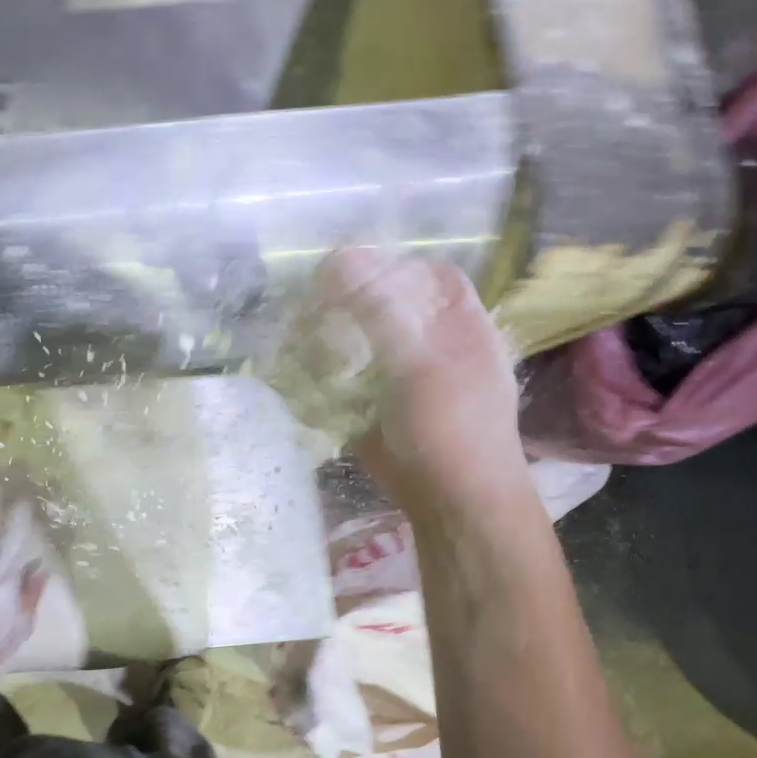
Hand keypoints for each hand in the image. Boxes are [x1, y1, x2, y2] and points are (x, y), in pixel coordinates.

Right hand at [325, 248, 531, 512]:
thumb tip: (338, 257)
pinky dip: (320, 367)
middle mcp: (431, 341)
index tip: (343, 266)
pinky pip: (343, 375)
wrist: (449, 499)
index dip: (390, 263)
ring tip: (298, 329)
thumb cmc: (451, 427)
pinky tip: (299, 363)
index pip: (426, 274)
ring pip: (359, 338)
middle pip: (387, 303)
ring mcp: (400, 375)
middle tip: (310, 299)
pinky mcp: (373, 404)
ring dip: (328, 331)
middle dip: (348, 298)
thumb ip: (380, 309)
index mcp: (458, 323)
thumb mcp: (420, 360)